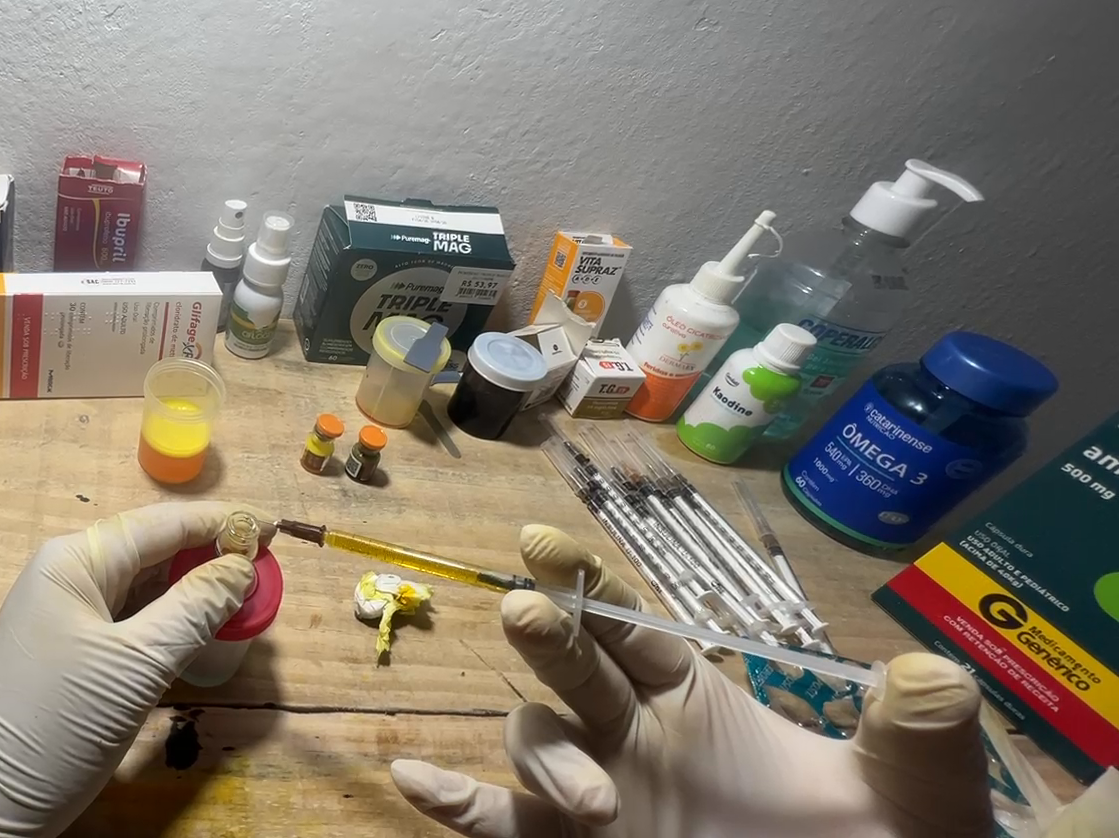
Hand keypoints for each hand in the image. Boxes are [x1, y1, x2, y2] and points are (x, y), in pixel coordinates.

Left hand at [0, 501, 270, 837]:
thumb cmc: (57, 721)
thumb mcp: (135, 665)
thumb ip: (193, 609)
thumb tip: (240, 567)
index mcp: (77, 559)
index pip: (159, 524)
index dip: (218, 521)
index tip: (269, 525)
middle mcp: (71, 571)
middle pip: (152, 548)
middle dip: (208, 552)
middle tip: (264, 562)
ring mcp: (69, 609)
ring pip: (144, 582)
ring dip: (192, 583)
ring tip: (243, 588)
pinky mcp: (74, 644)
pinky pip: (132, 614)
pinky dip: (171, 615)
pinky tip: (202, 621)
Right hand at [390, 524, 1007, 837]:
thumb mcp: (911, 813)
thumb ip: (913, 747)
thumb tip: (937, 670)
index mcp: (688, 699)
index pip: (627, 626)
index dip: (585, 583)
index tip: (540, 541)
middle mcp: (625, 730)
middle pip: (569, 665)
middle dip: (546, 634)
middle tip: (531, 614)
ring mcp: (592, 787)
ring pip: (534, 739)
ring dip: (543, 754)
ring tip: (590, 803)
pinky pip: (499, 820)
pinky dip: (454, 801)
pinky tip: (413, 779)